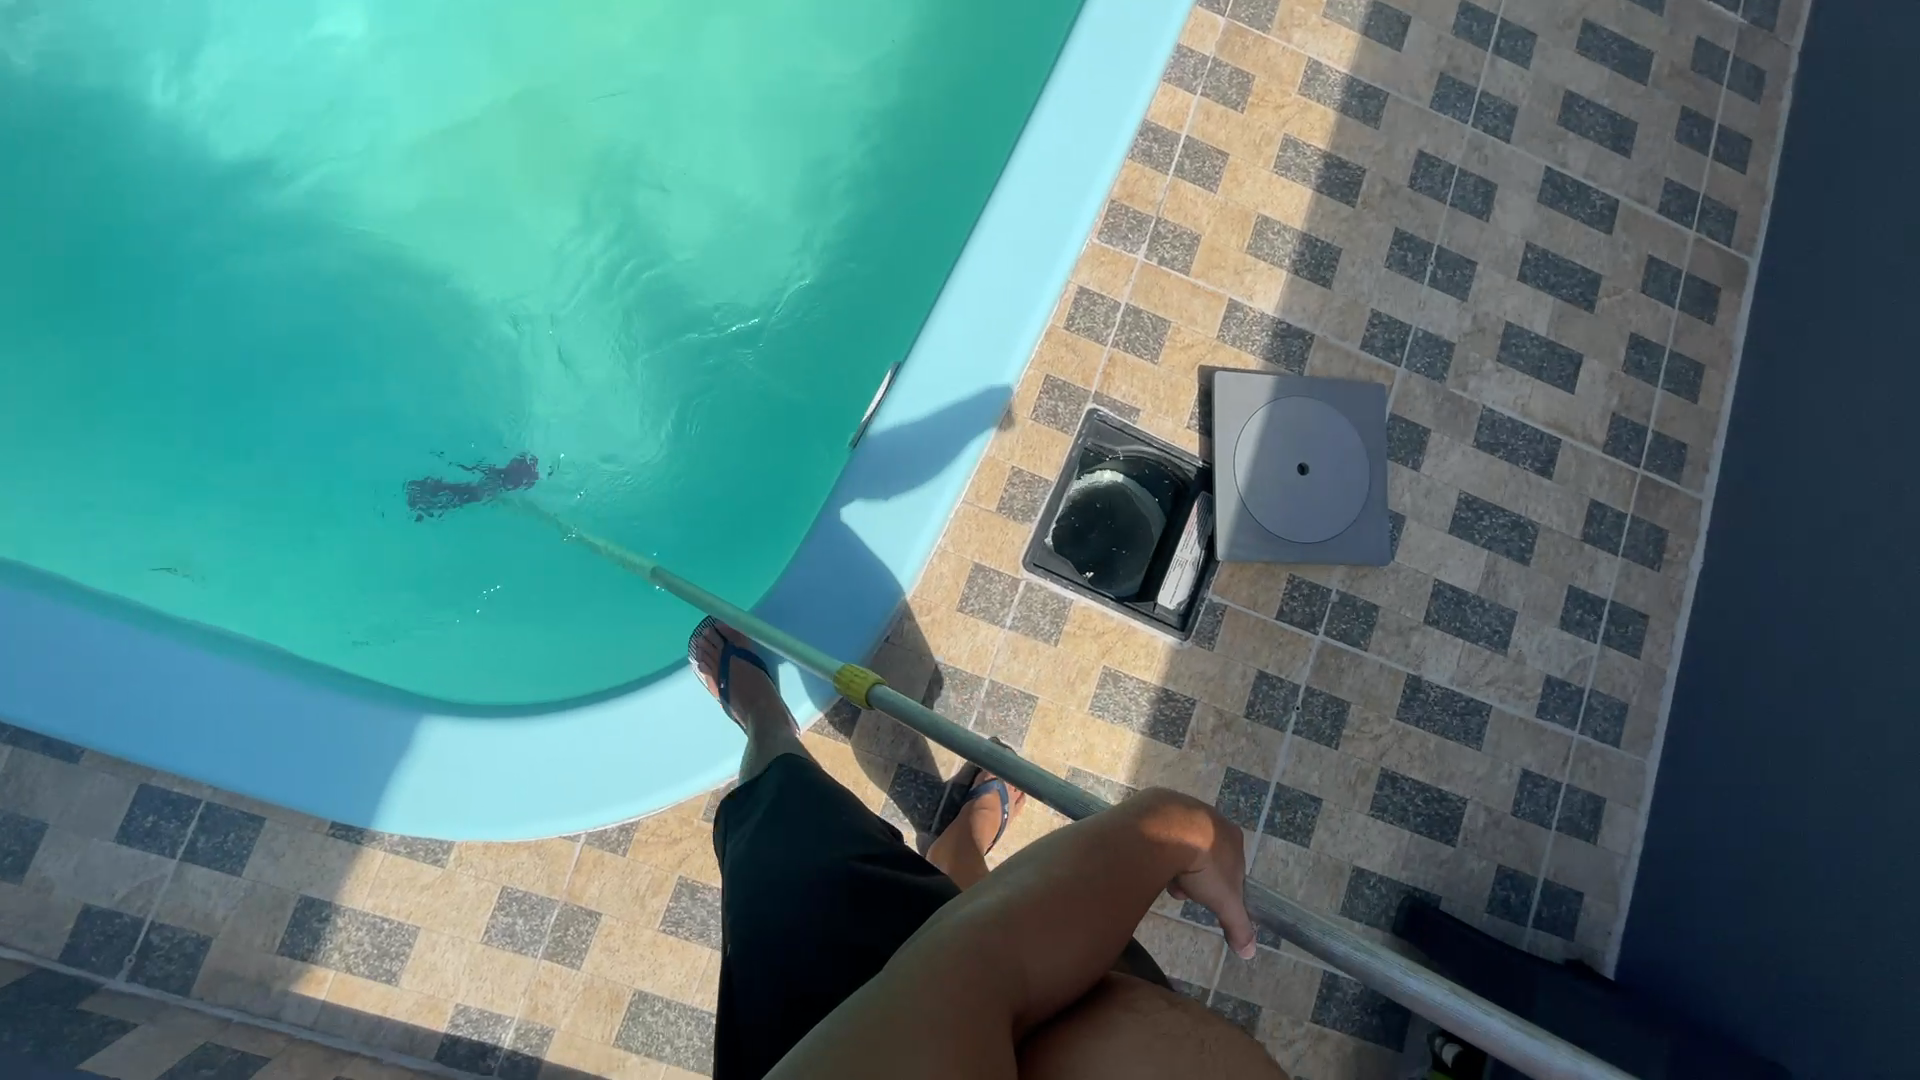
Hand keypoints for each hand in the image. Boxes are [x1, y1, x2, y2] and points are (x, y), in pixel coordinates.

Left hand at [1130, 790, 1257, 959]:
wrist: (1167, 828)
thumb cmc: (1203, 864)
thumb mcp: (1226, 902)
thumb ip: (1239, 925)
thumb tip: (1249, 952)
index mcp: (1232, 836)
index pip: (1231, 865)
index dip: (1219, 885)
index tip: (1206, 898)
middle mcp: (1210, 815)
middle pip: (1204, 853)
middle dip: (1193, 875)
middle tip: (1180, 890)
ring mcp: (1183, 804)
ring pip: (1180, 840)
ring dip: (1173, 860)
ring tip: (1162, 876)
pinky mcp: (1156, 800)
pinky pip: (1158, 827)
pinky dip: (1155, 842)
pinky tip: (1148, 854)